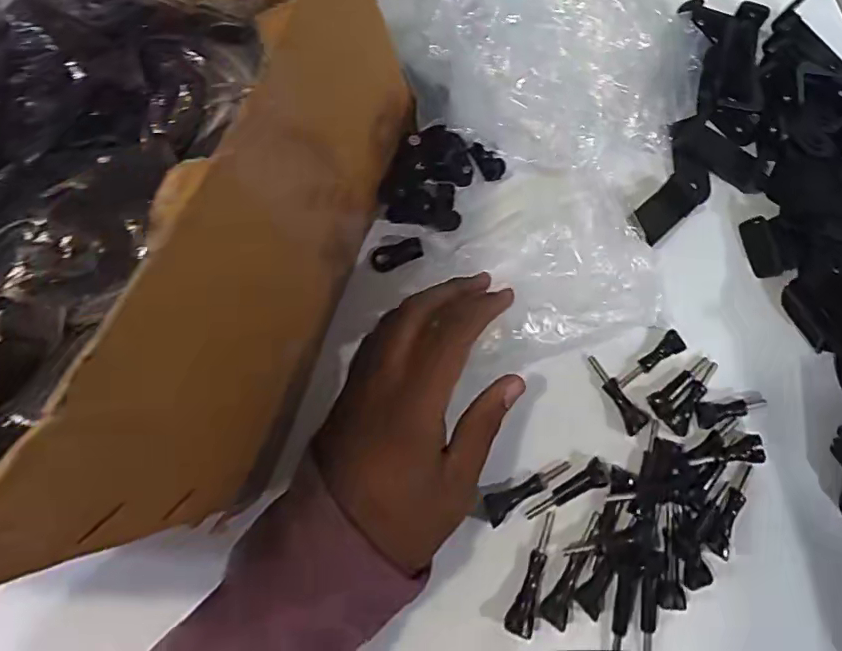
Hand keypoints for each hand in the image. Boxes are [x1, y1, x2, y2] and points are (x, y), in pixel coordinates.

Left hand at [313, 273, 525, 574]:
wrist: (327, 558)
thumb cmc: (403, 523)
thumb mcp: (456, 485)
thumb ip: (483, 426)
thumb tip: (513, 381)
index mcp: (412, 405)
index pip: (448, 336)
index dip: (479, 310)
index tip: (505, 296)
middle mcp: (380, 386)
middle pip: (411, 317)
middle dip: (450, 292)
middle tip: (482, 283)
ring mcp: (356, 390)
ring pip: (387, 326)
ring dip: (424, 301)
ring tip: (456, 294)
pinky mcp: (344, 400)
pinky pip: (374, 343)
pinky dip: (402, 320)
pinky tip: (418, 324)